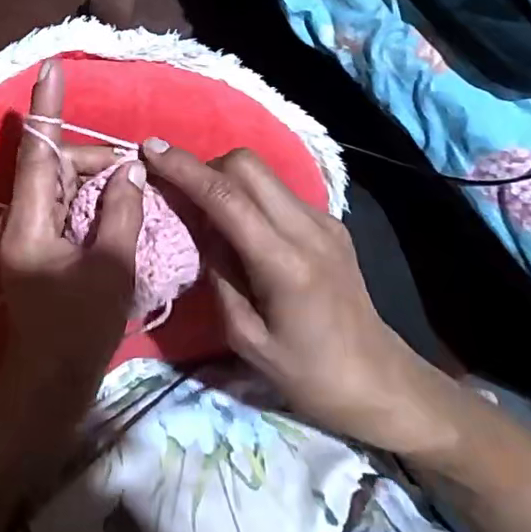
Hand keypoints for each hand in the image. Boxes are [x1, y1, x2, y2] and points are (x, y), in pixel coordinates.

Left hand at [0, 60, 144, 400]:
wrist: (46, 383)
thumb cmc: (78, 329)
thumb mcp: (110, 267)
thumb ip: (120, 211)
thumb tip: (130, 170)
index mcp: (29, 221)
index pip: (38, 150)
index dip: (47, 107)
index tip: (51, 68)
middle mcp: (16, 220)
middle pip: (56, 168)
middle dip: (96, 162)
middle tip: (138, 175)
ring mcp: (21, 236)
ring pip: (60, 188)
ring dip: (95, 184)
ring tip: (133, 193)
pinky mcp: (31, 249)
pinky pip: (60, 210)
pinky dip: (87, 204)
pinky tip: (115, 210)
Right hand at [140, 140, 458, 456]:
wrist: (380, 382)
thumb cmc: (308, 374)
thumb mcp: (246, 338)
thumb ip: (218, 275)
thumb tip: (197, 227)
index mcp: (284, 263)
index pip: (226, 198)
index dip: (184, 169)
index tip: (150, 149)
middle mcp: (308, 229)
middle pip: (247, 164)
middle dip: (206, 168)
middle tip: (180, 195)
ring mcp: (324, 222)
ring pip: (263, 173)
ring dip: (226, 179)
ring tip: (204, 212)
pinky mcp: (331, 224)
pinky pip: (278, 193)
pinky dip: (248, 196)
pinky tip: (240, 229)